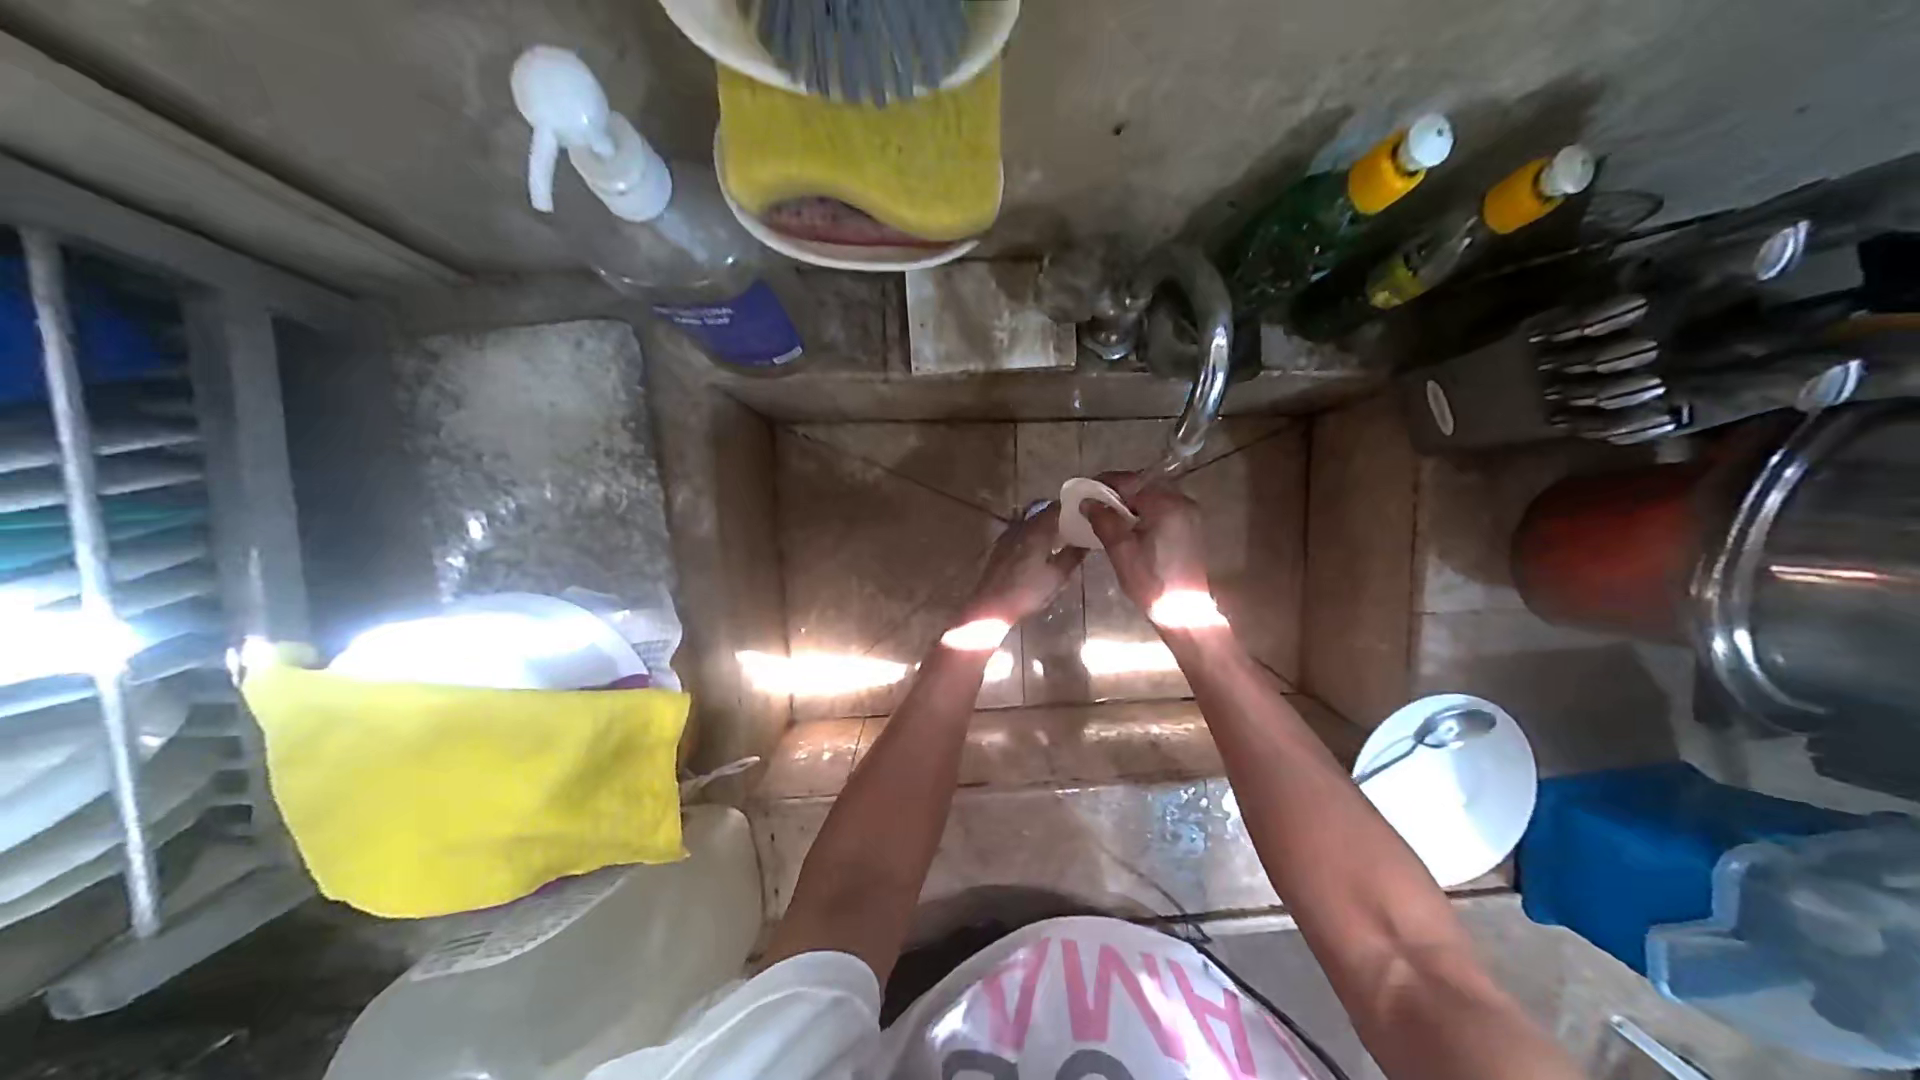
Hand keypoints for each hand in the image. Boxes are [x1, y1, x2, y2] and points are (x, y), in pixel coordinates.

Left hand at [961, 502, 1085, 623]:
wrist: (990, 607)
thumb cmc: (1027, 592)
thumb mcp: (1057, 577)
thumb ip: (1073, 556)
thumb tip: (1085, 543)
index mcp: (1037, 530)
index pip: (1057, 507)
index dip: (1073, 507)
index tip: (1086, 513)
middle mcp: (1021, 526)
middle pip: (1043, 513)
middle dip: (1061, 517)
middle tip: (1078, 526)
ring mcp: (1008, 535)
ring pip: (1032, 522)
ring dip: (1047, 526)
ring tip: (1063, 537)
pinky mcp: (1001, 546)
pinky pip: (1023, 532)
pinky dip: (1035, 535)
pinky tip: (1042, 549)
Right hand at [1087, 472, 1210, 612]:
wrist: (1183, 611)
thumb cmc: (1150, 581)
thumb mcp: (1120, 550)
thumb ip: (1104, 520)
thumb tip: (1087, 501)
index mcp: (1167, 505)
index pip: (1131, 481)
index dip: (1105, 484)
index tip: (1085, 491)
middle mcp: (1183, 502)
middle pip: (1144, 485)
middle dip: (1118, 491)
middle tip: (1094, 502)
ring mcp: (1189, 515)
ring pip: (1153, 497)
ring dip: (1130, 502)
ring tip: (1107, 514)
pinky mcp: (1189, 528)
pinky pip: (1162, 509)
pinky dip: (1143, 511)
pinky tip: (1127, 525)